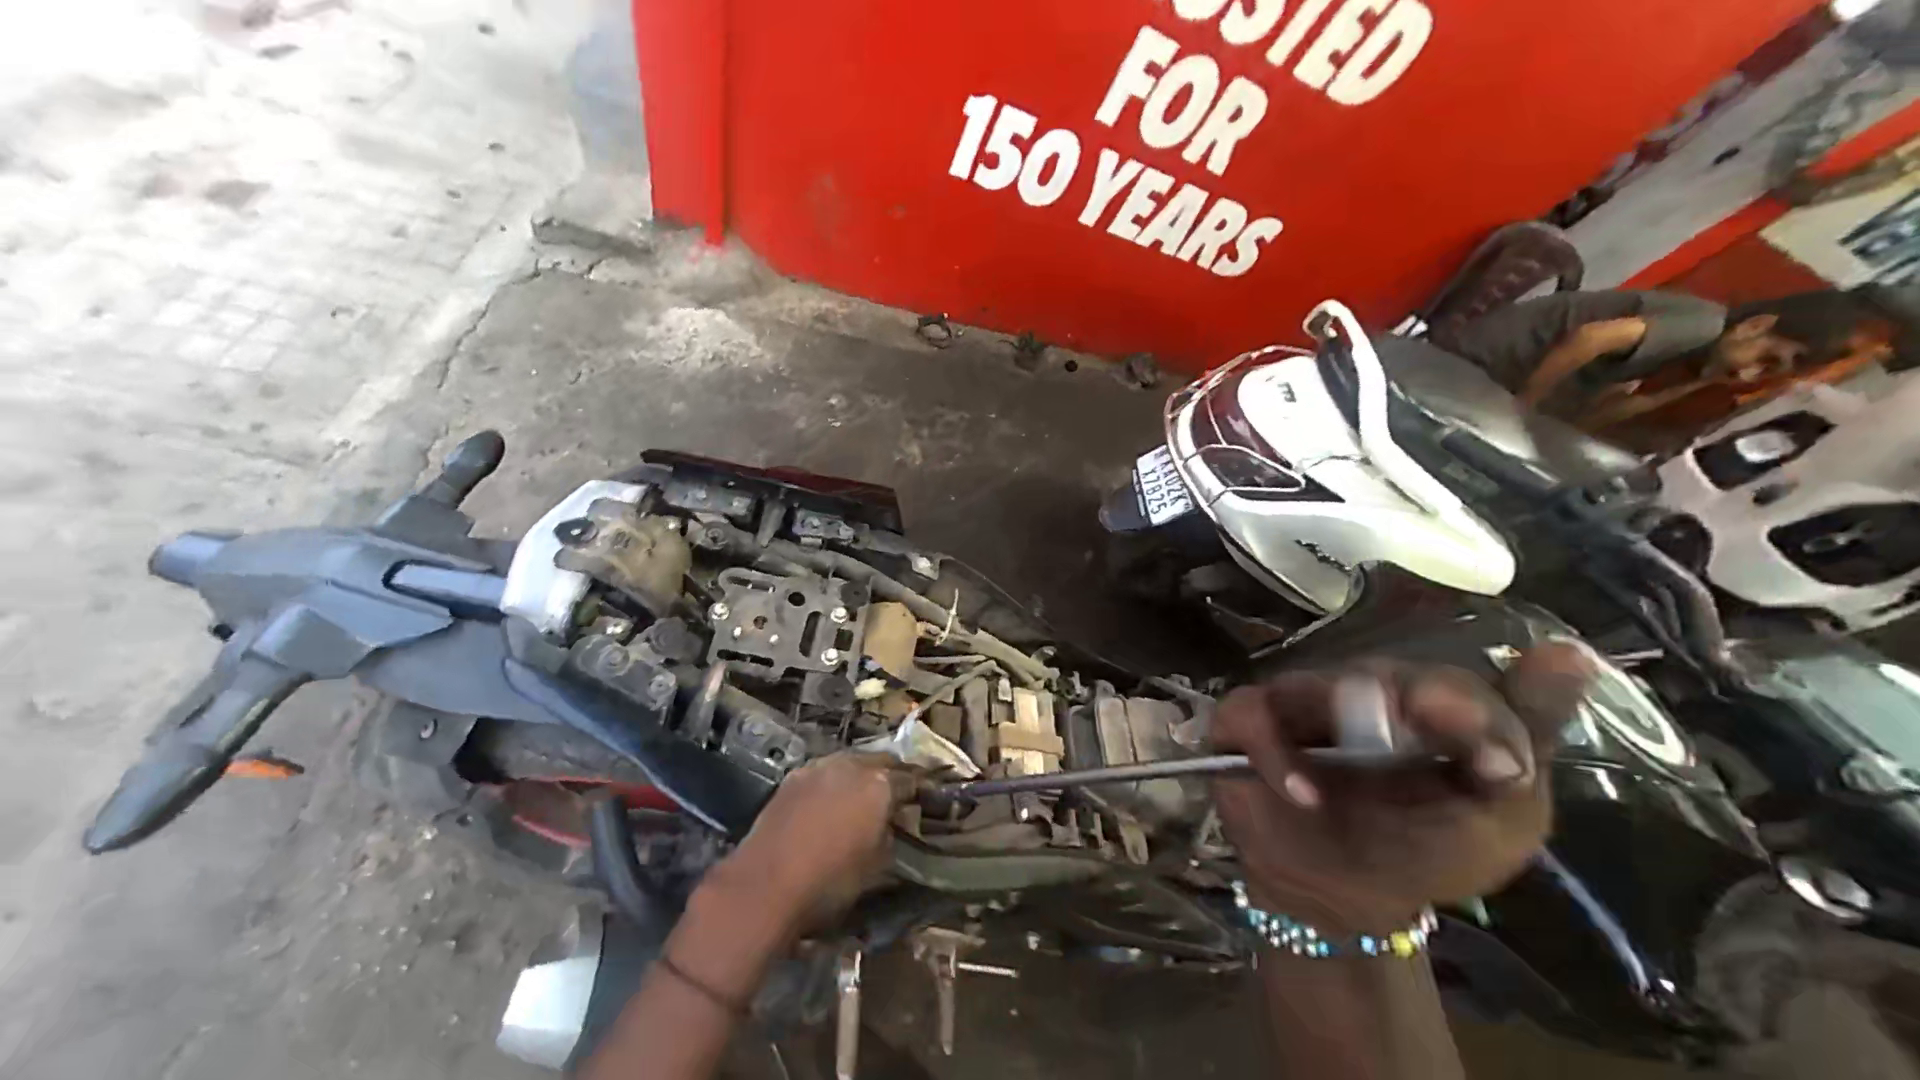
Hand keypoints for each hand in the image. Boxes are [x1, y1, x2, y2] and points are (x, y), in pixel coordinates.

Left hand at [717, 752, 914, 926]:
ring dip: (861, 774)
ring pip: (850, 762)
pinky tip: (831, 799)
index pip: (910, 778)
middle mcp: (852, 766)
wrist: (764, 884)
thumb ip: (890, 836)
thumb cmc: (829, 881)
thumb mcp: (876, 867)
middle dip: (891, 773)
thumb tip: (891, 825)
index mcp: (880, 785)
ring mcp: (819, 767)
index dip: (919, 788)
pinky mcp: (793, 777)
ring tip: (863, 794)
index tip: (924, 797)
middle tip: (897, 792)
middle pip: (881, 761)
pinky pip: (824, 772)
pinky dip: (833, 781)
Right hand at [1210, 643, 1593, 933]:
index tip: (1493, 762)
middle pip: (1374, 675)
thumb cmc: (1424, 852)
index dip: (1464, 710)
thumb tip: (1572, 653)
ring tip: (1345, 786)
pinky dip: (1272, 751)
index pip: (1447, 685)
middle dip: (1396, 706)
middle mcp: (1357, 694)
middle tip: (1411, 743)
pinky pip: (1249, 715)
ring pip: (1308, 686)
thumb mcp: (1499, 814)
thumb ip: (1521, 741)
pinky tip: (1302, 793)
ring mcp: (1295, 705)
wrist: (1340, 894)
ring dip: (1330, 725)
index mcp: (1423, 708)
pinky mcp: (1244, 726)